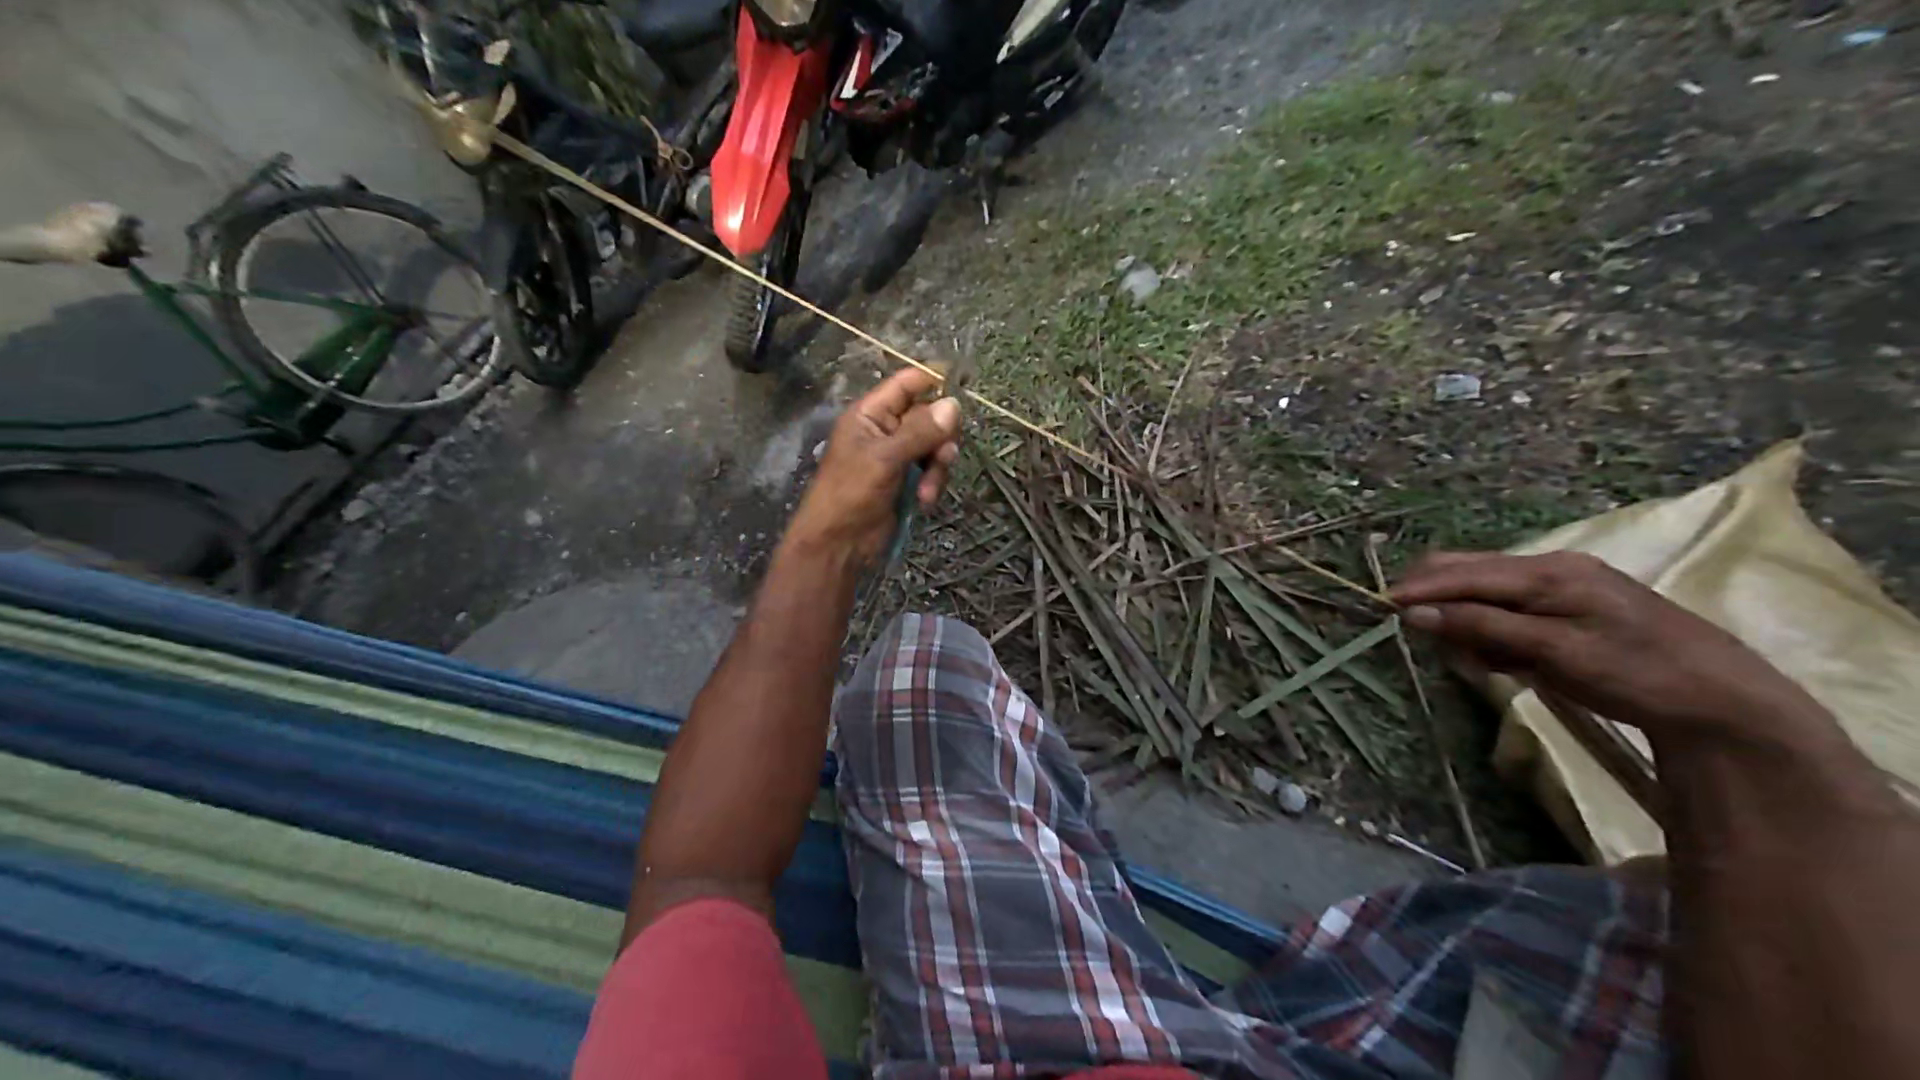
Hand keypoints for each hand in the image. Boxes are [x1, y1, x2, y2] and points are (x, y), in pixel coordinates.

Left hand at [783, 367, 962, 569]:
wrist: (837, 545)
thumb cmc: (850, 494)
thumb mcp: (885, 459)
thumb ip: (920, 432)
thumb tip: (954, 405)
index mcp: (871, 414)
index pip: (908, 384)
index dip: (934, 382)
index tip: (964, 388)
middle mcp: (885, 430)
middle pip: (929, 416)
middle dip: (940, 438)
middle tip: (942, 457)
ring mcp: (897, 456)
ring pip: (935, 446)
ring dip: (937, 468)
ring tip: (927, 491)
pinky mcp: (906, 481)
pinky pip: (931, 471)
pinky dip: (932, 484)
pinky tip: (924, 502)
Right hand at [1391, 551, 1836, 741]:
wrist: (1726, 704)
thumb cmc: (1637, 673)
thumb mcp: (1553, 652)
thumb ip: (1482, 627)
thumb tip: (1415, 612)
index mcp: (1548, 572)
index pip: (1463, 573)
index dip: (1418, 588)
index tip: (1378, 605)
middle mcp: (1551, 568)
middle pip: (1468, 570)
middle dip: (1437, 599)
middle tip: (1420, 634)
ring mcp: (1562, 586)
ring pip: (1483, 590)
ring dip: (1465, 620)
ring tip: (1475, 659)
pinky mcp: (1569, 608)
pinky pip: (1507, 609)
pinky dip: (1491, 630)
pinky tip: (1504, 659)